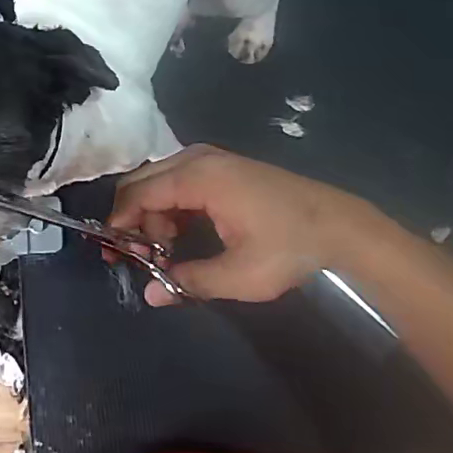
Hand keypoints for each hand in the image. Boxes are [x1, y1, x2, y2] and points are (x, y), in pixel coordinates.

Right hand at [109, 145, 396, 305]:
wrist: (336, 223)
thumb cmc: (287, 247)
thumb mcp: (239, 275)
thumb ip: (189, 281)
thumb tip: (150, 294)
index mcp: (199, 177)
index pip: (138, 193)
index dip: (120, 224)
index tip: (115, 256)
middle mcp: (198, 158)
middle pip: (143, 182)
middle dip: (133, 220)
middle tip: (137, 259)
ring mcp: (212, 160)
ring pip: (160, 182)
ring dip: (153, 216)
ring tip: (164, 255)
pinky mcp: (223, 169)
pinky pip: (180, 182)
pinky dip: (171, 208)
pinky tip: (181, 237)